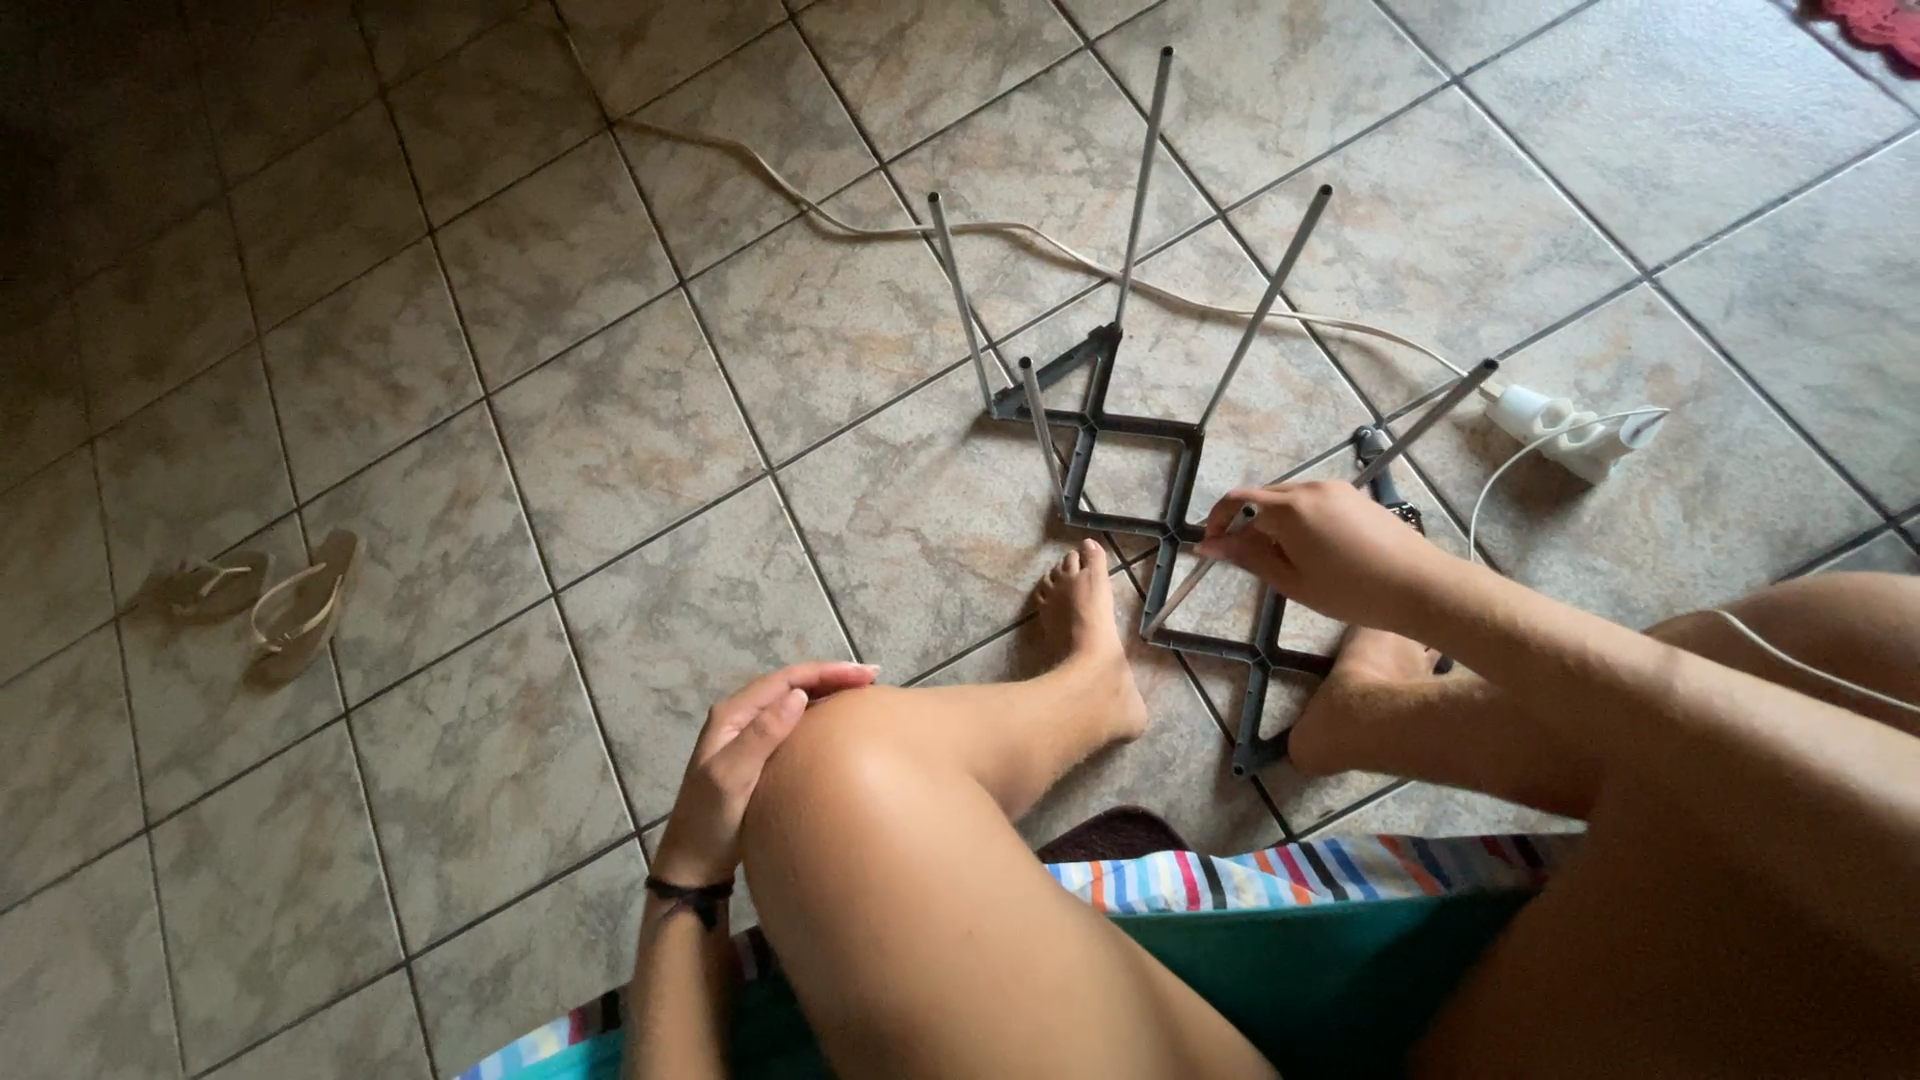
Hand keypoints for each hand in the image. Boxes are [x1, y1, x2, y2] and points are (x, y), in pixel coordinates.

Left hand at [651, 662, 878, 884]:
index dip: (826, 672)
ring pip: (793, 700)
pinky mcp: (758, 754)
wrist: (692, 864)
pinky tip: (835, 719)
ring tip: (860, 691)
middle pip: (791, 684)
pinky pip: (793, 722)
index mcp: (732, 714)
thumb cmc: (709, 822)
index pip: (786, 680)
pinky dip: (818, 713)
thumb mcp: (731, 778)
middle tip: (871, 676)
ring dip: (826, 691)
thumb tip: (799, 695)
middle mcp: (740, 717)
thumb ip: (762, 735)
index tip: (864, 673)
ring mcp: (748, 735)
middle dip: (831, 676)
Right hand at [1193, 480, 1458, 631]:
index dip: (1217, 522)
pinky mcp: (1354, 496)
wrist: (1423, 587)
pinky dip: (1297, 519)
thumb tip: (1207, 545)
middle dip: (1245, 524)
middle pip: (1261, 497)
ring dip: (1271, 522)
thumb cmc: (1351, 592)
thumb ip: (1247, 557)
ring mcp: (1335, 489)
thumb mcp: (1291, 580)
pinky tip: (1311, 550)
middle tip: (1246, 560)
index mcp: (1290, 508)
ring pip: (1286, 499)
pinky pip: (1310, 501)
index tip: (1211, 547)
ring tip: (1282, 560)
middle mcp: (1310, 487)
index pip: (1237, 501)